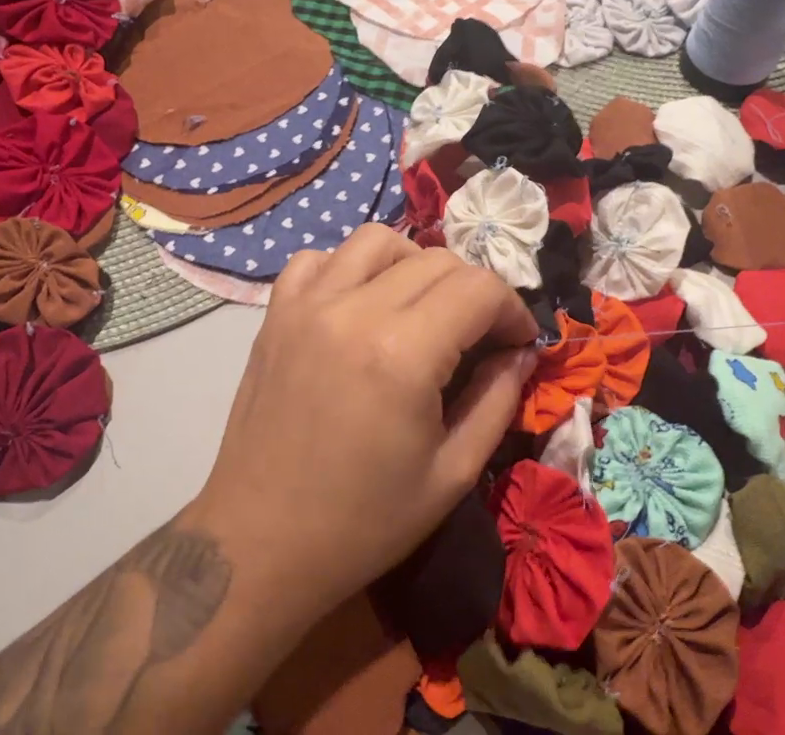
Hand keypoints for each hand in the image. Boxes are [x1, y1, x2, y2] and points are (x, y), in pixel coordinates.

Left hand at [195, 225, 537, 619]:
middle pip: (436, 259)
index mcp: (402, 353)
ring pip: (378, 241)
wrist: (261, 543)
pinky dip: (350, 268)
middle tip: (479, 337)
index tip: (518, 343)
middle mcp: (353, 311)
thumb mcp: (452, 474)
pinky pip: (319, 260)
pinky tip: (360, 307)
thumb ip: (497, 401)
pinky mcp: (275, 316)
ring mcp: (306, 307)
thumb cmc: (364, 522)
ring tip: (422, 311)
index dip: (512, 309)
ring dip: (415, 265)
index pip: (479, 288)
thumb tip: (522, 352)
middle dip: (474, 291)